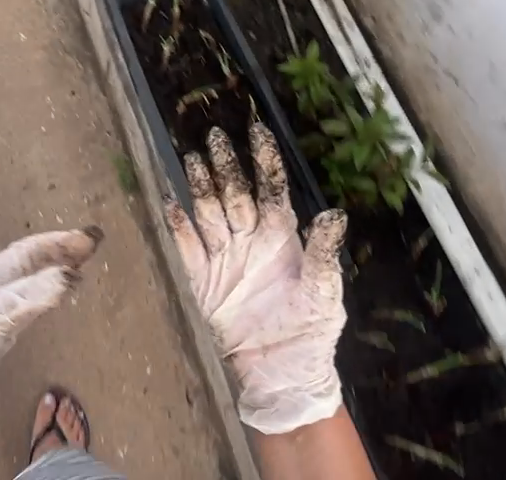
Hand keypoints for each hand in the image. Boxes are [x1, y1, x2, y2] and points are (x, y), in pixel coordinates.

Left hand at [0, 228, 101, 434]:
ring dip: (55, 268)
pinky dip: (45, 292)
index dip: (60, 242)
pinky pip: (27, 299)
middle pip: (33, 260)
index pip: (32, 250)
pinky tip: (52, 297)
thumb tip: (67, 276)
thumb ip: (30, 298)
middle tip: (91, 246)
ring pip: (31, 277)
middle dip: (61, 251)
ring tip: (78, 265)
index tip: (88, 239)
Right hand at [168, 123, 348, 434]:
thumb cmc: (311, 331)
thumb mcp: (325, 293)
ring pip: (208, 210)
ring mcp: (224, 255)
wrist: (280, 375)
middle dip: (226, 164)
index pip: (270, 187)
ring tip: (192, 158)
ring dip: (200, 185)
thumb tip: (335, 213)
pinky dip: (178, 225)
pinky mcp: (203, 278)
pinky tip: (170, 203)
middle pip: (234, 192)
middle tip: (215, 136)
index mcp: (281, 235)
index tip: (256, 129)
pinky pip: (187, 245)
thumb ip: (324, 253)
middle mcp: (249, 236)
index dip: (264, 159)